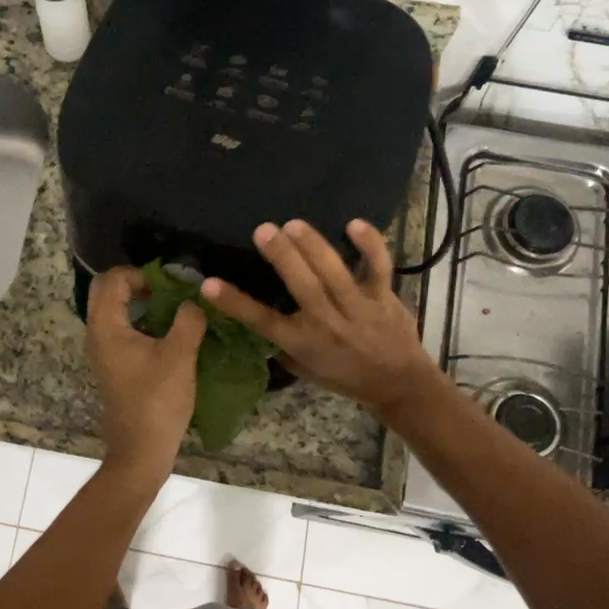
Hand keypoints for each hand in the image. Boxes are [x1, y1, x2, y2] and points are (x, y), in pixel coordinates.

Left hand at [86, 267, 206, 477]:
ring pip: (113, 311)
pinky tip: (166, 333)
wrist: (141, 449)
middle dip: (137, 283)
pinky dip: (139, 322)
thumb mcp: (179, 356)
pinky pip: (120, 330)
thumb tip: (193, 301)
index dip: (142, 274)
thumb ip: (188, 320)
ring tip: (172, 308)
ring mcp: (101, 352)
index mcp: (106, 327)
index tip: (170, 284)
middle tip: (168, 290)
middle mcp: (96, 334)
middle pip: (107, 291)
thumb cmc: (157, 401)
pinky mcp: (112, 366)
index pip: (113, 279)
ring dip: (139, 302)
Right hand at [200, 219, 440, 418]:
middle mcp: (328, 324)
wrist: (399, 385)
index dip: (235, 304)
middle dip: (283, 258)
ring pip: (336, 274)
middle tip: (262, 230)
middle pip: (303, 288)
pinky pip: (378, 268)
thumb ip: (283, 346)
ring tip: (294, 225)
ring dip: (315, 247)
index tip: (209, 285)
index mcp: (303, 343)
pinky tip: (355, 223)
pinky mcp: (384, 297)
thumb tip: (257, 322)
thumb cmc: (345, 376)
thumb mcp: (306, 369)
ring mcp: (358, 309)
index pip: (264, 322)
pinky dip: (370, 245)